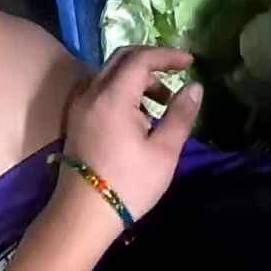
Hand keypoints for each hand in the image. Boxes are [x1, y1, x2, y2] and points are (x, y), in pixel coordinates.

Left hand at [58, 46, 202, 226]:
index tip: (189, 61)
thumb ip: (180, 114)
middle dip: (151, 60)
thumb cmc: (128, 183)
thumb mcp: (164, 151)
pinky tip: (139, 115)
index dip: (167, 55)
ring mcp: (80, 104)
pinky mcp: (76, 118)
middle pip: (122, 58)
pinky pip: (101, 89)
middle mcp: (92, 92)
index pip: (141, 58)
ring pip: (110, 73)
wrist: (82, 215)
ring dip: (137, 77)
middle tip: (176, 72)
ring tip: (161, 103)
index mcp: (113, 96)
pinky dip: (122, 89)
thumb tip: (194, 87)